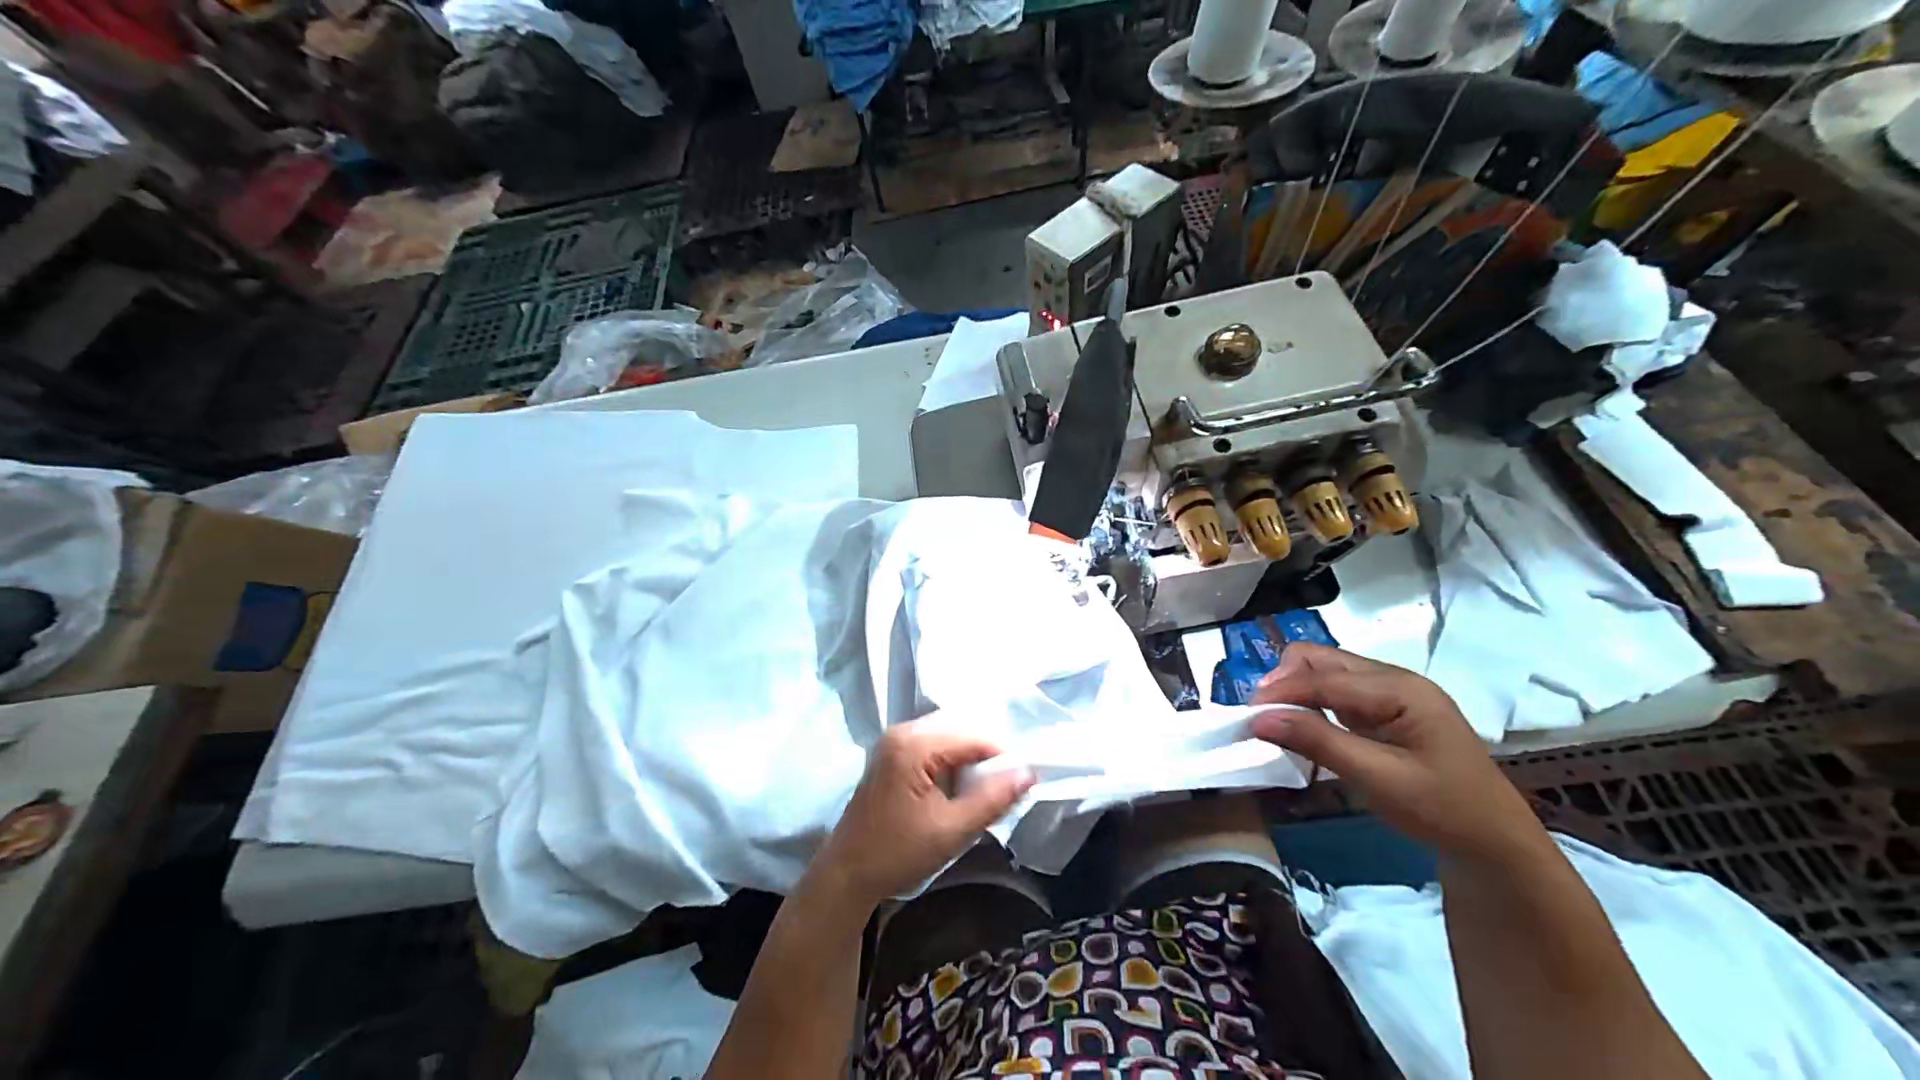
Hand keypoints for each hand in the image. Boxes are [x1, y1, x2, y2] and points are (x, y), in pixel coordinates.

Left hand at [813, 721, 1034, 905]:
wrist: (846, 876)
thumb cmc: (898, 852)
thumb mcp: (952, 830)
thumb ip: (993, 799)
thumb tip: (1028, 773)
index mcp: (913, 744)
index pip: (973, 738)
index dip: (1002, 759)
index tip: (1023, 785)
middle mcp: (901, 733)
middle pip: (960, 735)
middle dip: (984, 761)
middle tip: (1004, 791)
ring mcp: (893, 744)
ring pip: (947, 743)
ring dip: (968, 766)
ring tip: (983, 796)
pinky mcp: (891, 758)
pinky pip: (931, 752)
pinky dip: (950, 769)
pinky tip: (957, 795)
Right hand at [1250, 643, 1549, 866]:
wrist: (1494, 844)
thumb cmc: (1443, 810)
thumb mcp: (1380, 779)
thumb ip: (1319, 743)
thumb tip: (1260, 719)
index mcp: (1400, 688)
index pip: (1324, 677)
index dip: (1281, 691)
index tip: (1245, 716)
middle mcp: (1393, 679)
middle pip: (1321, 659)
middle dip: (1284, 682)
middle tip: (1260, 719)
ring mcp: (1389, 693)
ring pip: (1323, 672)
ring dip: (1294, 691)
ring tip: (1274, 723)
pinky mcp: (1382, 711)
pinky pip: (1334, 692)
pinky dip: (1309, 704)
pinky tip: (1300, 728)